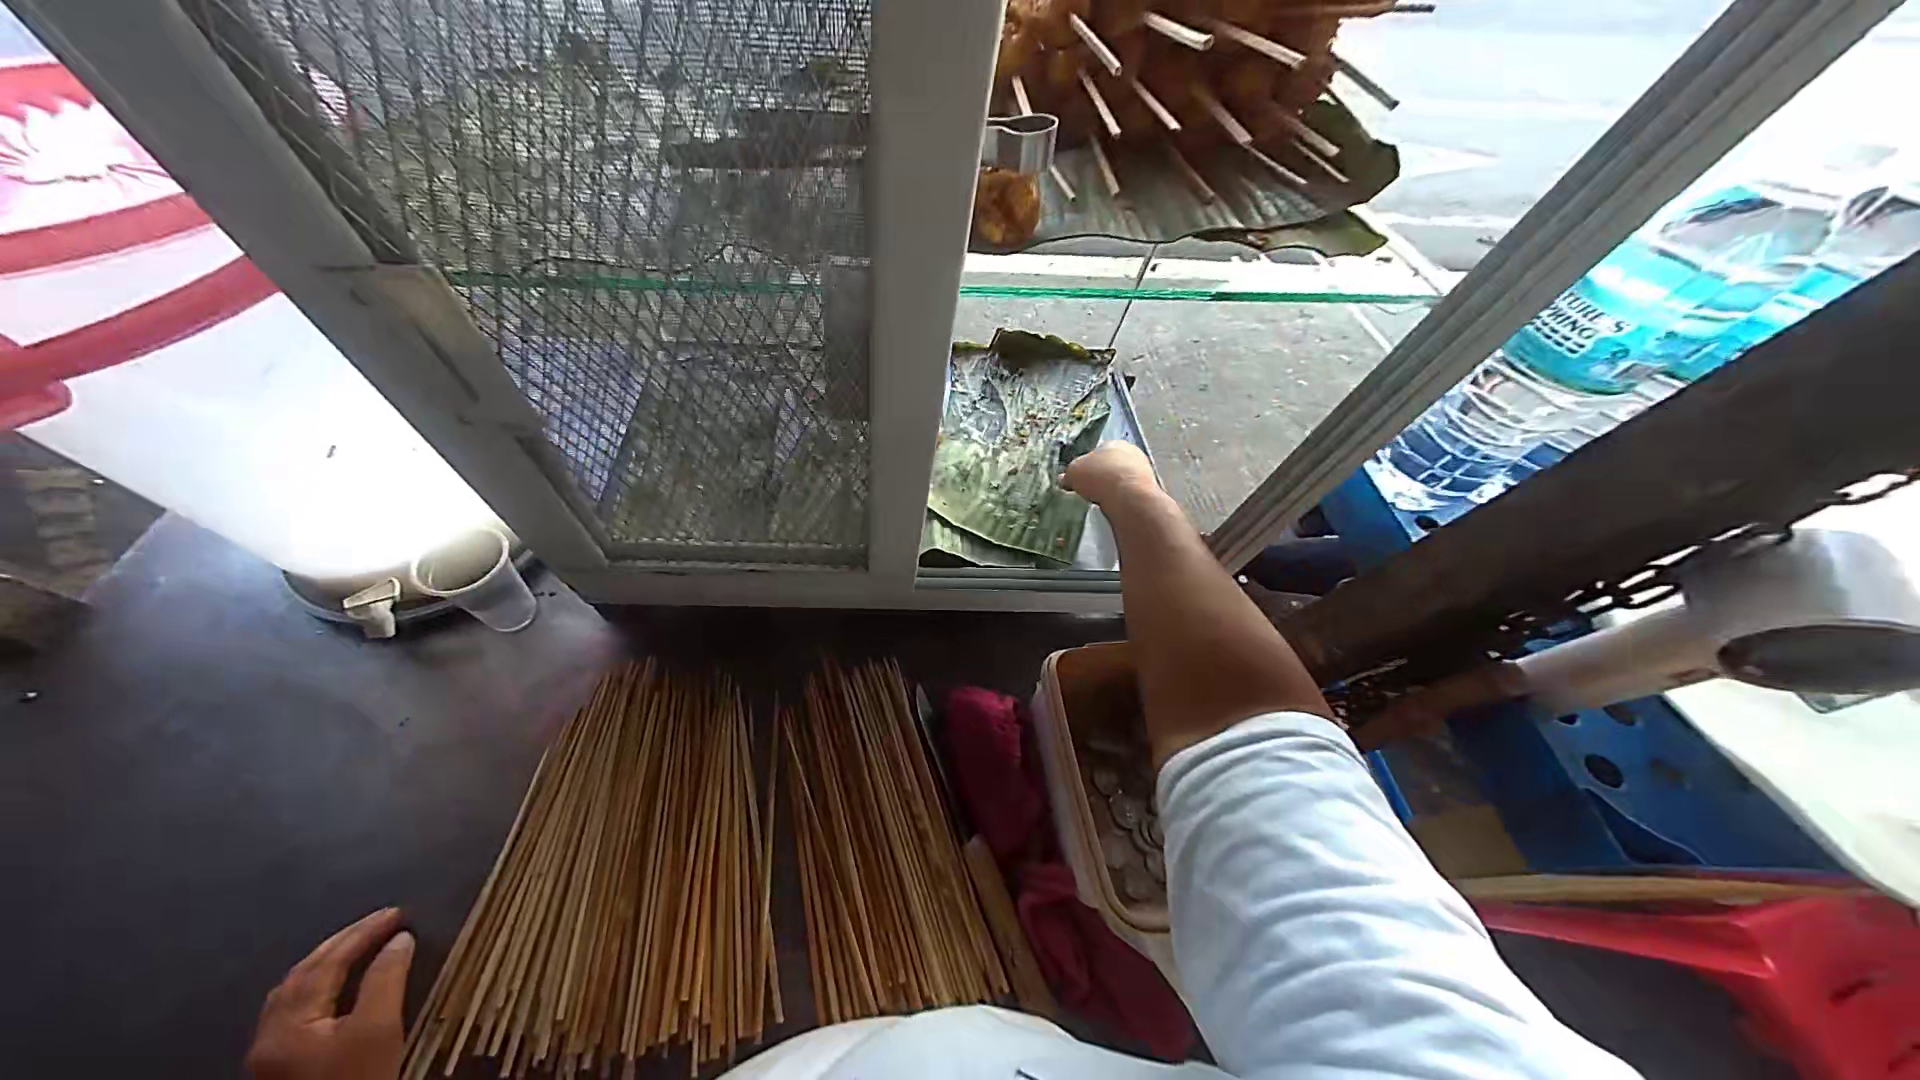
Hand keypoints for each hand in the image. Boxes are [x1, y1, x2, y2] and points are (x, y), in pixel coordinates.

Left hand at [246, 908, 414, 1079]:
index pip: (327, 964)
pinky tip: (337, 979)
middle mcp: (269, 1036)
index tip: (399, 913)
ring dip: (328, 958)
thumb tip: (400, 939)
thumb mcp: (379, 1029)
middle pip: (302, 974)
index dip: (364, 933)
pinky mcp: (281, 1064)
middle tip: (383, 919)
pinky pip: (295, 1006)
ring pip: (294, 990)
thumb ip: (386, 978)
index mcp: (288, 1026)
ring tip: (362, 940)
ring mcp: (270, 1053)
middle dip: (344, 940)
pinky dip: (320, 980)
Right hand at [1062, 441, 1158, 507]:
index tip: (1080, 478)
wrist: (1128, 497)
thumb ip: (1068, 474)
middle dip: (1101, 477)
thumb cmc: (1100, 476)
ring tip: (1100, 500)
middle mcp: (1131, 453)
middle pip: (1111, 466)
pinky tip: (1113, 506)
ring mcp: (1143, 471)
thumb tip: (1064, 479)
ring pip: (1121, 480)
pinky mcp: (1148, 489)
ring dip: (1112, 489)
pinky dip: (1121, 499)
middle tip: (1089, 490)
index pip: (1097, 452)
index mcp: (1114, 442)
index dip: (1086, 466)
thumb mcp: (1073, 472)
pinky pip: (1129, 494)